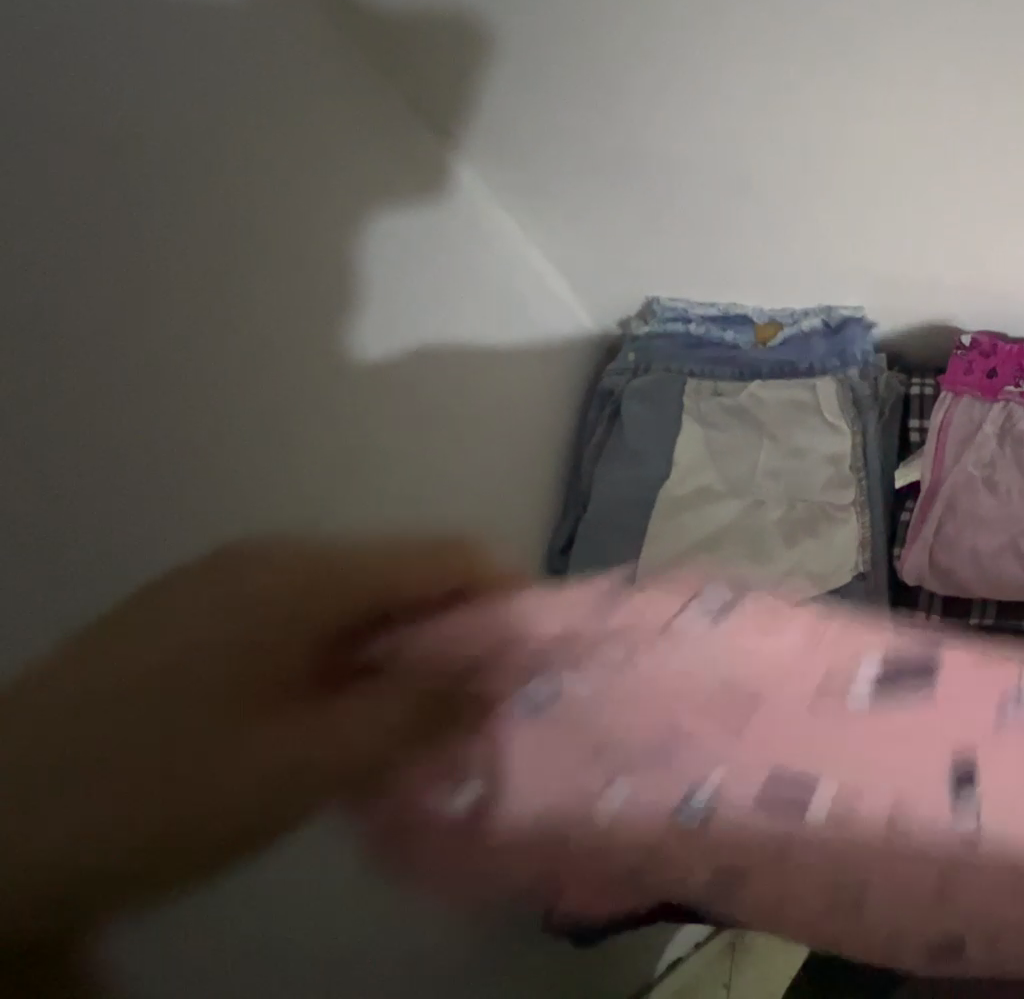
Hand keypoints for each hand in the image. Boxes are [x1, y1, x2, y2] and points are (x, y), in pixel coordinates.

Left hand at [0, 536, 517, 951]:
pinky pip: (308, 616)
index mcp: (306, 575)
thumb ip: (427, 707)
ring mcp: (224, 583)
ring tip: (411, 715)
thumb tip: (510, 671)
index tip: (536, 657)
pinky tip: (333, 712)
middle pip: (407, 573)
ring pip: (360, 598)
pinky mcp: (191, 616)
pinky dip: (350, 654)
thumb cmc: (161, 791)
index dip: (511, 598)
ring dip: (404, 648)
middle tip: (477, 700)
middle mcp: (272, 558)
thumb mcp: (314, 763)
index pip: (452, 556)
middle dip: (458, 630)